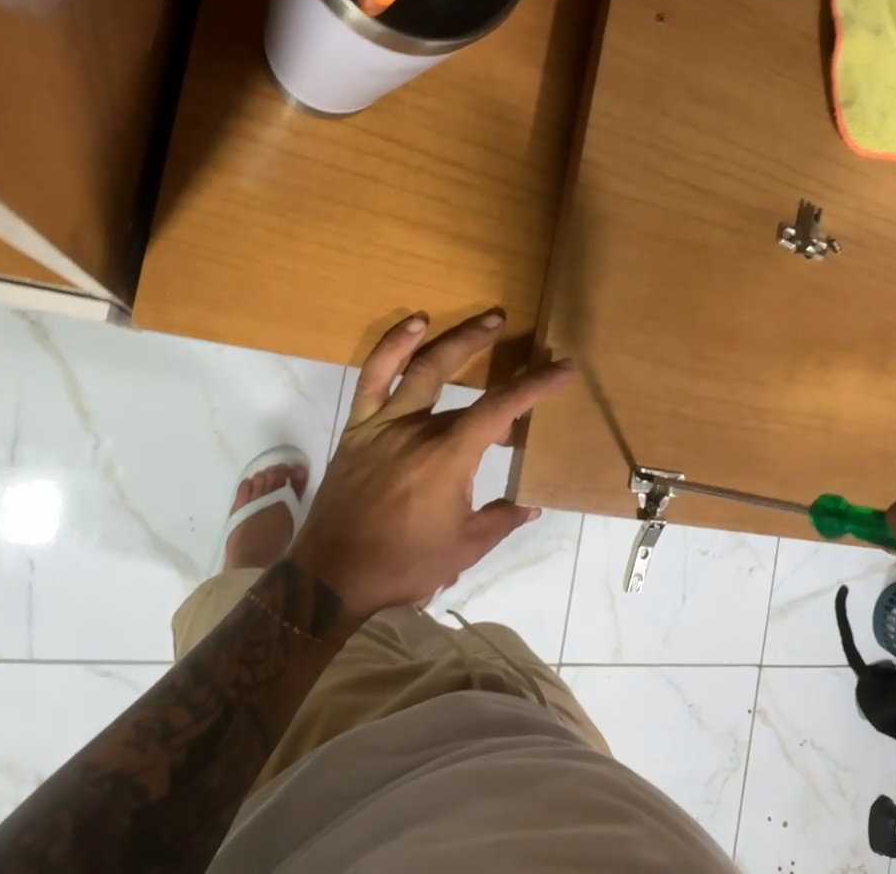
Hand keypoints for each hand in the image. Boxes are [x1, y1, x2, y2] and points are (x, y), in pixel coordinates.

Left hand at [288, 309, 573, 621]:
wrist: (333, 573)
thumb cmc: (404, 563)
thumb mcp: (465, 548)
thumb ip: (502, 519)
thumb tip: (531, 505)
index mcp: (448, 457)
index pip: (500, 408)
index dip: (534, 386)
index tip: (562, 369)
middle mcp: (417, 429)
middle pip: (460, 378)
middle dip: (491, 350)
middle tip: (517, 334)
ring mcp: (383, 423)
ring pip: (421, 367)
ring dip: (454, 339)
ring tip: (485, 321)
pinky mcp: (359, 427)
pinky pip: (372, 377)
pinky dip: (392, 346)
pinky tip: (414, 325)